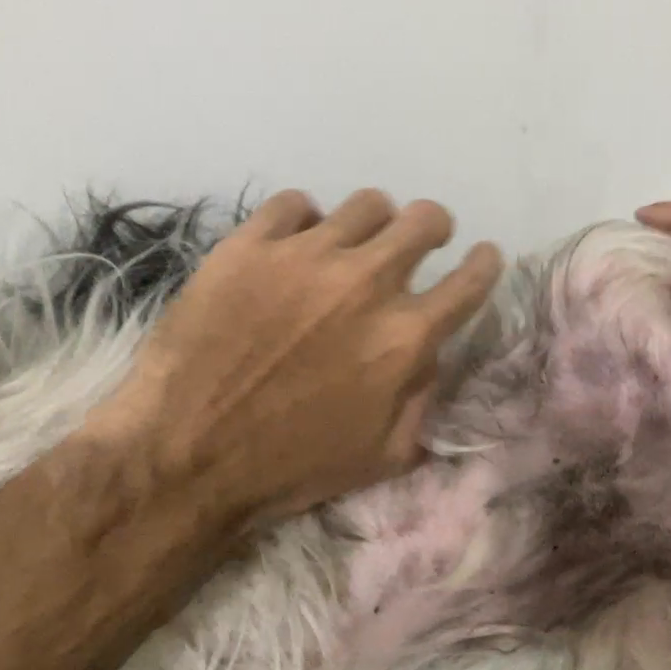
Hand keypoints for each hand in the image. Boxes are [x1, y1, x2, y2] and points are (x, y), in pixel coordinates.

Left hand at [93, 189, 502, 519]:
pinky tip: (294, 244)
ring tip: (353, 243)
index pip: (471, 279)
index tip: (482, 258)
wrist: (185, 458)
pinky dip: (304, 219)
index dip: (485, 264)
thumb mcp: (384, 455)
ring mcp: (305, 257)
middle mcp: (366, 283)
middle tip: (420, 241)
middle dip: (433, 228)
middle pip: (425, 219)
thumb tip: (430, 353)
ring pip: (366, 203)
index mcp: (406, 336)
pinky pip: (294, 202)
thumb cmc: (291, 467)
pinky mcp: (248, 246)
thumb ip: (423, 398)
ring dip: (373, 222)